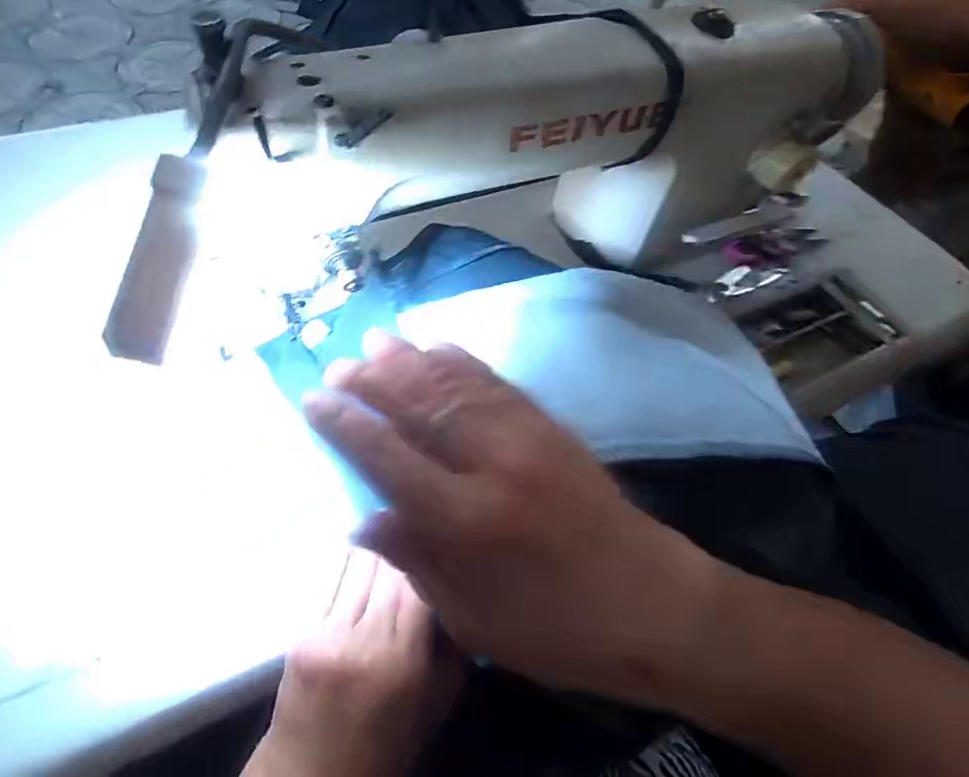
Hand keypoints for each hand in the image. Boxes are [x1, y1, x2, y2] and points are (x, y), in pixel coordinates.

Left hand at [245, 548, 460, 776]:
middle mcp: (366, 642)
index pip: (421, 582)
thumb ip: (455, 645)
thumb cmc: (386, 738)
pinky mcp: (302, 632)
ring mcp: (329, 635)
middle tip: (416, 528)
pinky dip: (350, 563)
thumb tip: (462, 585)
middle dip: (405, 546)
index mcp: (404, 661)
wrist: (315, 773)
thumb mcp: (436, 701)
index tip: (439, 543)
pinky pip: (332, 578)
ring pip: (359, 563)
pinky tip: (360, 556)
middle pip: (390, 566)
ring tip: (388, 532)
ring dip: (377, 548)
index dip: (431, 556)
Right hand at [303, 333, 722, 705]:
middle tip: (340, 362)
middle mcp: (493, 465)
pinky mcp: (550, 427)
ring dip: (412, 359)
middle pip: (421, 408)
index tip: (314, 397)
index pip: (390, 458)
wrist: (654, 601)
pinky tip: (440, 348)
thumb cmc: (557, 628)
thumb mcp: (475, 619)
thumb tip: (360, 518)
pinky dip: (462, 362)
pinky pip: (496, 384)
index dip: (346, 425)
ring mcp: (526, 437)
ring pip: (456, 386)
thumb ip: (416, 561)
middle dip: (375, 380)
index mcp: (468, 520)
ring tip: (377, 340)